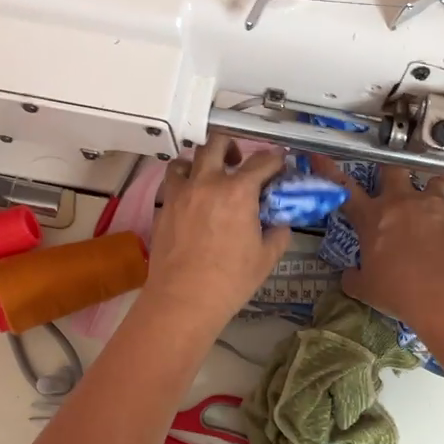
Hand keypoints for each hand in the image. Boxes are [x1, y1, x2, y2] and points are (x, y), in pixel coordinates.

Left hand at [141, 134, 290, 328]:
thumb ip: (277, 233)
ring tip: (208, 179)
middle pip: (217, 144)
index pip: (261, 161)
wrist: (183, 300)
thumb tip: (280, 223)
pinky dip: (183, 184)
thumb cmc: (230, 281)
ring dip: (200, 163)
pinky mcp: (163, 208)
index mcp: (238, 191)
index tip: (279, 162)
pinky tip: (190, 201)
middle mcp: (207, 183)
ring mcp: (180, 193)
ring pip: (186, 160)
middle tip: (238, 163)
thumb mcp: (266, 258)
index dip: (274, 159)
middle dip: (231, 147)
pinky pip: (171, 184)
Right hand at [310, 155, 443, 323]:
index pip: (344, 189)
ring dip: (431, 188)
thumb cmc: (399, 290)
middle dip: (390, 173)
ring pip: (433, 180)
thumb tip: (349, 275)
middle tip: (394, 184)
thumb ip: (354, 277)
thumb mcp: (366, 289)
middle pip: (392, 170)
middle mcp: (400, 202)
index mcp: (372, 218)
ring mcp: (431, 203)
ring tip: (434, 204)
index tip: (319, 156)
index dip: (330, 171)